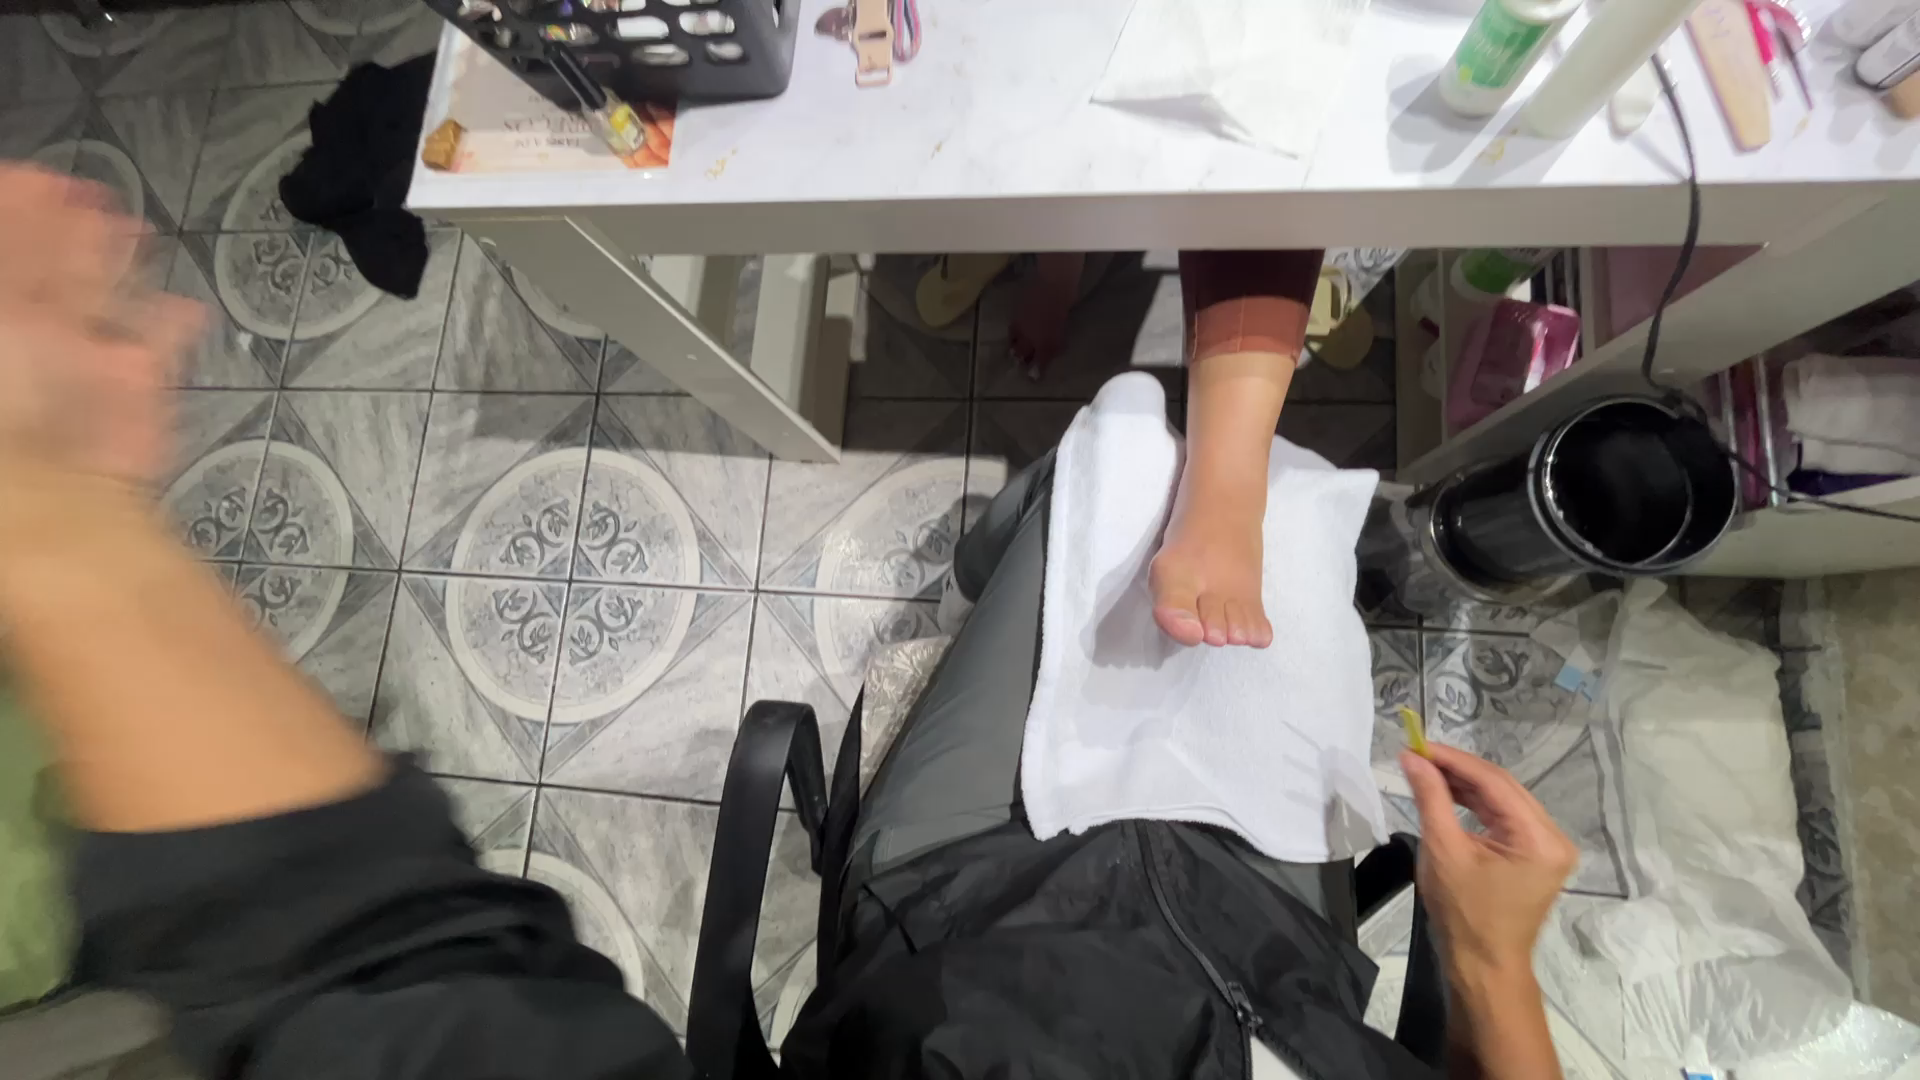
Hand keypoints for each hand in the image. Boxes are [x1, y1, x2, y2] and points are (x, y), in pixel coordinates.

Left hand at [0, 164, 200, 485]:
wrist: (45, 471)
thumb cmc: (5, 392)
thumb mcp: (0, 308)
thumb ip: (16, 253)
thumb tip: (25, 191)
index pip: (6, 247)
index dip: (13, 208)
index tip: (30, 175)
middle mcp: (28, 321)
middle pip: (46, 264)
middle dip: (62, 226)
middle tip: (80, 187)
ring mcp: (85, 351)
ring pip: (105, 296)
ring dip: (118, 263)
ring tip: (130, 225)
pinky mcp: (139, 381)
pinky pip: (160, 345)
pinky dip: (174, 327)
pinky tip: (186, 306)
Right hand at [1399, 743, 1577, 979]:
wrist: (1482, 960)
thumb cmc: (1464, 908)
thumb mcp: (1442, 848)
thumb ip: (1430, 796)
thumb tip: (1411, 756)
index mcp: (1539, 838)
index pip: (1493, 781)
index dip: (1453, 759)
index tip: (1415, 745)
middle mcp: (1552, 837)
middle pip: (1501, 785)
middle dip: (1457, 767)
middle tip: (1416, 754)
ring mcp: (1545, 846)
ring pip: (1500, 797)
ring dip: (1463, 782)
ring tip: (1424, 769)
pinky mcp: (1532, 853)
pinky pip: (1501, 814)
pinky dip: (1472, 800)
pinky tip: (1445, 792)